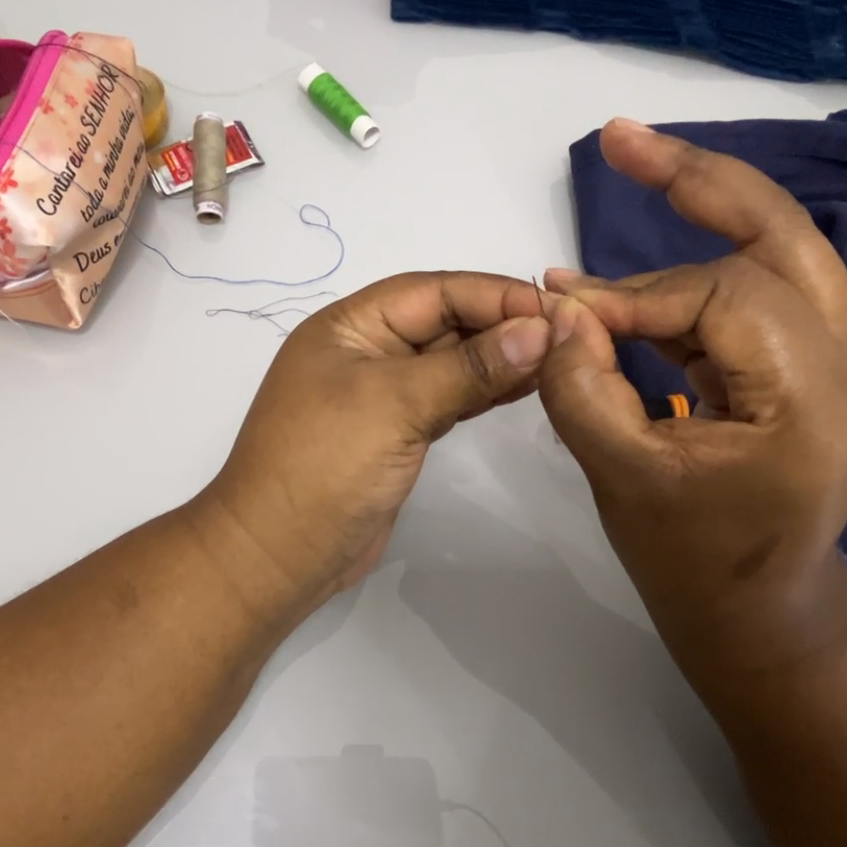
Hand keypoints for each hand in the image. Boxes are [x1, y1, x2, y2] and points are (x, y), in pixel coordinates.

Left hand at [199, 272, 554, 600]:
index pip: (432, 291)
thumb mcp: (394, 405)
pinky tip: (523, 389)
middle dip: (501, 325)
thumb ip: (468, 368)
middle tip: (567, 337)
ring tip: (558, 361)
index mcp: (349, 326)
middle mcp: (365, 352)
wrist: (278, 554)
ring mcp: (381, 396)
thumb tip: (539, 330)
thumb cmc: (324, 466)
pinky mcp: (396, 434)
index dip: (493, 295)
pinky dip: (482, 393)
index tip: (553, 310)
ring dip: (499, 360)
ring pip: (450, 363)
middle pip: (444, 322)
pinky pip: (447, 399)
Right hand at [538, 119, 846, 670]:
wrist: (757, 614)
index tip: (558, 312)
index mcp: (809, 395)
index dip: (630, 295)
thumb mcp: (620, 477)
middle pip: (779, 236)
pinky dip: (699, 273)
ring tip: (640, 162)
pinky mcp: (807, 370)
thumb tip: (556, 308)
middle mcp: (843, 363)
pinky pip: (759, 295)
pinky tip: (647, 271)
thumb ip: (581, 387)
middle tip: (621, 137)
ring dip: (709, 207)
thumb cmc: (689, 559)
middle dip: (696, 181)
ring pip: (780, 252)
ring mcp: (835, 362)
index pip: (717, 297)